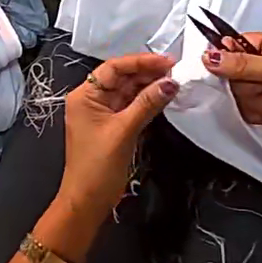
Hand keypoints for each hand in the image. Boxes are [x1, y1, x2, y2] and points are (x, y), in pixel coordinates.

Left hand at [55, 53, 177, 223]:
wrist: (87, 201)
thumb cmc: (97, 167)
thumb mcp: (124, 131)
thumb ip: (147, 104)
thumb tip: (171, 82)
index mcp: (84, 95)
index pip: (113, 67)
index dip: (140, 62)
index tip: (167, 62)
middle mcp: (90, 99)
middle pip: (121, 77)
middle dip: (147, 72)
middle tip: (176, 71)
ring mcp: (101, 113)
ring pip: (128, 91)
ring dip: (149, 85)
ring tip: (175, 81)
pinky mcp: (112, 125)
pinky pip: (130, 105)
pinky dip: (146, 101)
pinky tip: (164, 96)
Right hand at [202, 29, 261, 169]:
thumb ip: (243, 64)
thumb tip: (210, 57)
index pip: (237, 43)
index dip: (227, 55)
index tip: (219, 66)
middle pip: (233, 70)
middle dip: (248, 83)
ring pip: (239, 92)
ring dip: (257, 100)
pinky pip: (246, 109)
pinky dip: (260, 113)